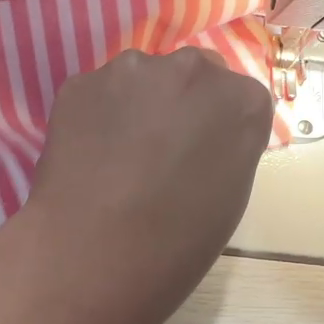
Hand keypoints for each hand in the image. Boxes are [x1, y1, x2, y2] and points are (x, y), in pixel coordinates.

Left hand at [8, 48, 271, 323]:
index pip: (237, 99)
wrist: (96, 254)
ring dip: (135, 107)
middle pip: (190, 77)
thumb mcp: (230, 196)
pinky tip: (86, 158)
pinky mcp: (80, 83)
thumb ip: (226, 148)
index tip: (202, 156)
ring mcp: (130, 70)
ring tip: (116, 158)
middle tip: (158, 154)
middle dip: (178, 105)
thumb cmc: (178, 243)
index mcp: (242, 99)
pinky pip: (95, 96)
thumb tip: (203, 140)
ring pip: (138, 81)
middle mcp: (191, 68)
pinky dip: (94, 118)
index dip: (217, 128)